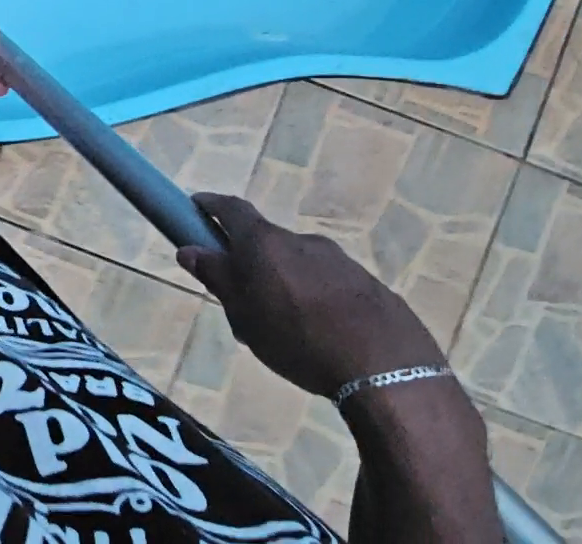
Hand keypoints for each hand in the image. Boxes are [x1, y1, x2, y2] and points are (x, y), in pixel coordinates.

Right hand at [176, 194, 445, 398]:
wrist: (391, 377)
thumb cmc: (298, 339)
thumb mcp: (242, 313)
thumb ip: (216, 276)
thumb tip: (190, 249)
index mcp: (266, 243)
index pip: (231, 208)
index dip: (210, 205)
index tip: (196, 208)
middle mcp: (305, 242)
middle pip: (268, 241)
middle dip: (251, 260)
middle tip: (242, 293)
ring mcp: (346, 264)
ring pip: (302, 265)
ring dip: (287, 281)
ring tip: (285, 323)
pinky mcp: (377, 290)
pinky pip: (334, 285)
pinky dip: (320, 298)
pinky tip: (323, 333)